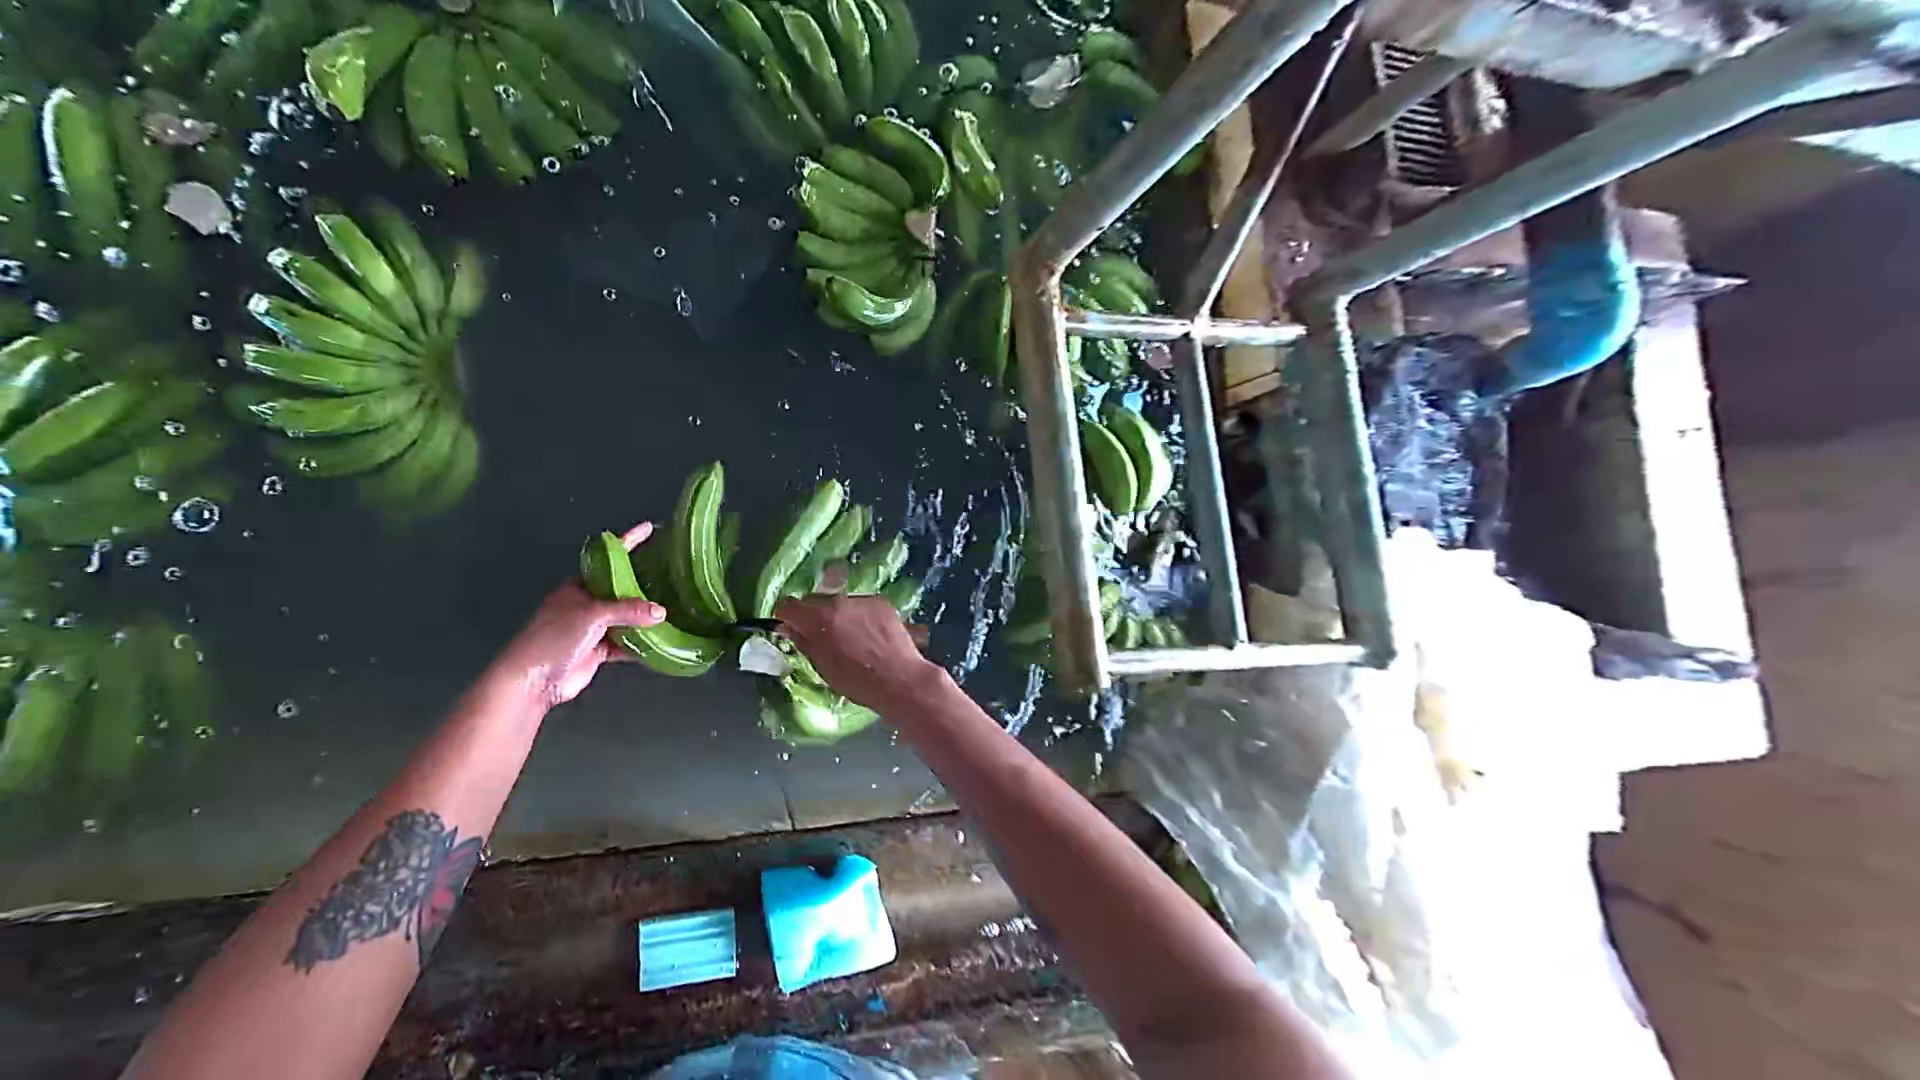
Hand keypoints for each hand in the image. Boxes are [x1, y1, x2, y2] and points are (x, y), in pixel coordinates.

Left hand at [488, 523, 666, 706]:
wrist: (533, 680)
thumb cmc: (554, 637)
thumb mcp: (592, 614)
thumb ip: (628, 610)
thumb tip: (660, 612)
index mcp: (579, 586)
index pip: (609, 558)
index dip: (629, 542)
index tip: (649, 528)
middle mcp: (587, 603)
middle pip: (622, 589)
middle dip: (644, 585)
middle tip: (672, 575)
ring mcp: (593, 628)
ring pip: (627, 617)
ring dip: (645, 618)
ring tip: (675, 609)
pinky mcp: (599, 649)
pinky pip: (627, 642)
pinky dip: (642, 643)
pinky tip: (660, 642)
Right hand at [774, 594, 945, 713]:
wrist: (899, 679)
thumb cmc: (856, 680)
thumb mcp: (822, 665)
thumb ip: (803, 642)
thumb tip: (788, 628)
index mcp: (818, 618)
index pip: (789, 605)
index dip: (786, 616)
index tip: (790, 626)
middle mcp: (839, 602)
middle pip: (815, 601)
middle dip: (813, 615)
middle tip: (822, 636)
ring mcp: (862, 600)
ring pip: (840, 602)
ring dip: (839, 615)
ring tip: (851, 639)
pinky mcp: (881, 602)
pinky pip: (861, 605)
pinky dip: (860, 616)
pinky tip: (869, 636)